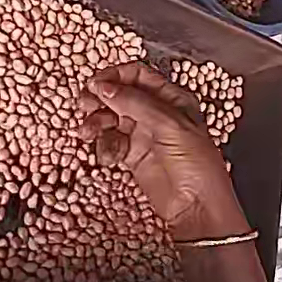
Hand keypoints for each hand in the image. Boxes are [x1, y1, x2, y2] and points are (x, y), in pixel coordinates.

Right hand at [75, 62, 246, 240]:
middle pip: (120, 95)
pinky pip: (111, 142)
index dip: (114, 76)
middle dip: (99, 98)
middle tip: (84, 105)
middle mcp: (156, 113)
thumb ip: (135, 102)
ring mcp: (144, 134)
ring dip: (96, 122)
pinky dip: (104, 146)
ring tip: (87, 132)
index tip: (95, 84)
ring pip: (111, 118)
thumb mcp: (169, 124)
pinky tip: (107, 157)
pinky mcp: (134, 156)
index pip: (138, 75)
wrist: (197, 206)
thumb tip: (104, 86)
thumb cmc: (197, 165)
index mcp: (172, 98)